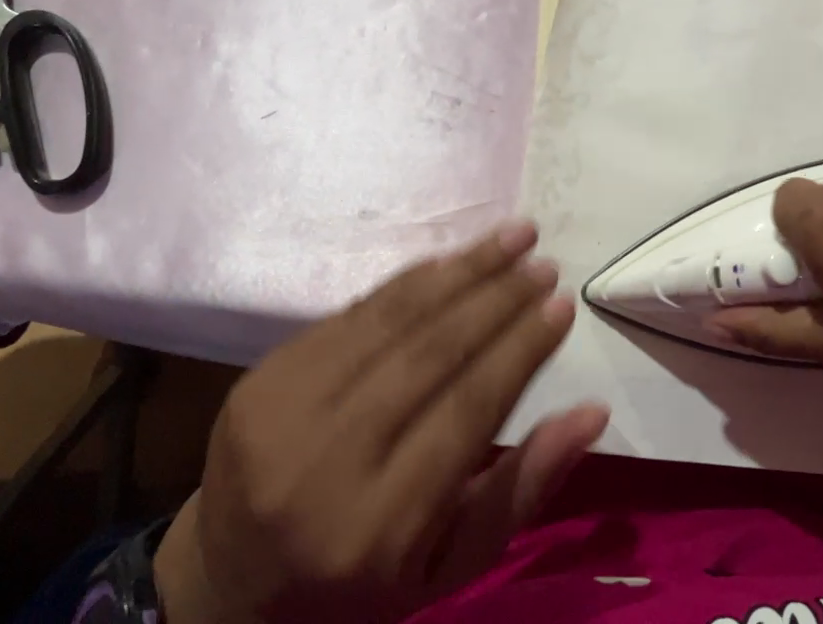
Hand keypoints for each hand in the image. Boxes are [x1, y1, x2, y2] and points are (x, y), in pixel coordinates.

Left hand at [153, 223, 608, 623]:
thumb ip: (523, 488)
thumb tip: (592, 413)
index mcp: (378, 526)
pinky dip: (410, 282)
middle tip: (543, 264)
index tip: (561, 305)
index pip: (467, 412)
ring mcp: (280, 414)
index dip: (519, 350)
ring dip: (460, 271)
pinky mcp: (259, 381)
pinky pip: (349, 315)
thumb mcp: (453, 564)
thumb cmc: (360, 584)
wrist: (230, 585)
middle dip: (496, 298)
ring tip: (513, 237)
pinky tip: (453, 261)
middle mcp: (322, 464)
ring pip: (389, 321)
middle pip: (428, 356)